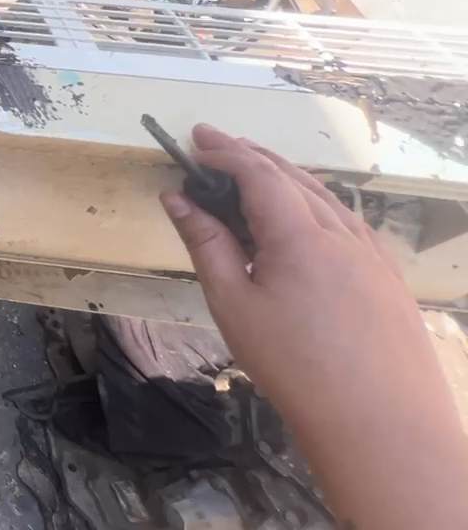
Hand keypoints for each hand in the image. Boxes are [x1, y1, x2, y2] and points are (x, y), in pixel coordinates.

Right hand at [162, 124, 467, 529]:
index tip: (194, 138)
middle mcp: (346, 240)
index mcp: (304, 240)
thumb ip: (206, 242)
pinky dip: (315, 202)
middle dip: (252, 155)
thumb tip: (176, 198)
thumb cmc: (292, 361)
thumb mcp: (231, 300)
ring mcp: (376, 261)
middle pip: (297, 180)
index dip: (226, 152)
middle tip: (213, 140)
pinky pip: (350, 224)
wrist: (383, 427)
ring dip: (285, 176)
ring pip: (328, 200)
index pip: (262, 176)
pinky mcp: (390, 282)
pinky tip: (302, 212)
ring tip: (251, 167)